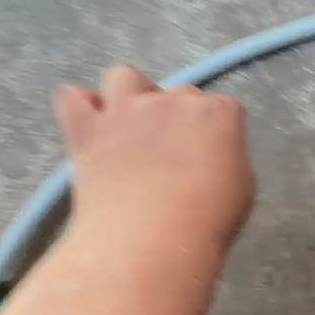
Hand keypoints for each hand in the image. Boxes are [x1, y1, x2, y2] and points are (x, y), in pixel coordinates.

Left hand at [54, 66, 254, 256]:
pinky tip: (92, 126)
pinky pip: (71, 96)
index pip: (224, 106)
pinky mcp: (85, 127)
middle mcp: (173, 101)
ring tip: (133, 123)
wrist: (151, 238)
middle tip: (175, 147)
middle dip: (179, 113)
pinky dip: (81, 106)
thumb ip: (226, 155)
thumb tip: (209, 153)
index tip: (216, 151)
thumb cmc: (210, 218)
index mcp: (218, 114)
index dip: (220, 128)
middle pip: (179, 91)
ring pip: (124, 76)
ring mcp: (126, 110)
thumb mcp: (242, 184)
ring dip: (131, 94)